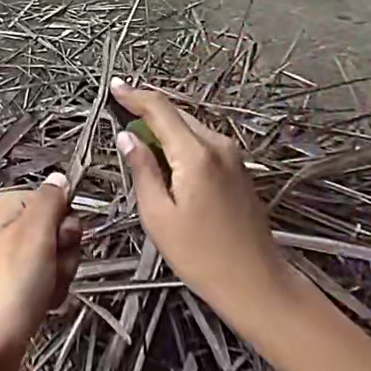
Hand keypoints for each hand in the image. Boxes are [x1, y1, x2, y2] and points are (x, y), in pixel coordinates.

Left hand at [0, 175, 81, 370]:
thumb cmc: (1, 291)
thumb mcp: (33, 235)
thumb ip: (50, 201)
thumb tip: (60, 176)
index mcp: (9, 208)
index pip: (60, 201)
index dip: (67, 223)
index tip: (60, 239)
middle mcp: (9, 231)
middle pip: (63, 232)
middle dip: (65, 255)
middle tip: (47, 269)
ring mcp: (13, 261)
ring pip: (60, 261)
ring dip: (59, 280)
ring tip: (40, 292)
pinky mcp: (18, 290)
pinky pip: (50, 286)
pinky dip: (50, 298)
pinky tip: (38, 307)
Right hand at [111, 78, 294, 322]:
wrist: (255, 282)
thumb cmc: (203, 256)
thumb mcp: (158, 214)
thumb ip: (142, 169)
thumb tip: (127, 138)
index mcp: (196, 156)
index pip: (160, 110)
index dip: (134, 96)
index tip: (115, 88)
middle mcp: (218, 148)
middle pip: (176, 114)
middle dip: (146, 110)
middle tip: (119, 110)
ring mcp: (232, 157)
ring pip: (189, 127)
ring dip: (162, 127)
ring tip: (136, 138)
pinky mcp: (237, 169)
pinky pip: (202, 142)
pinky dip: (179, 141)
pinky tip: (164, 157)